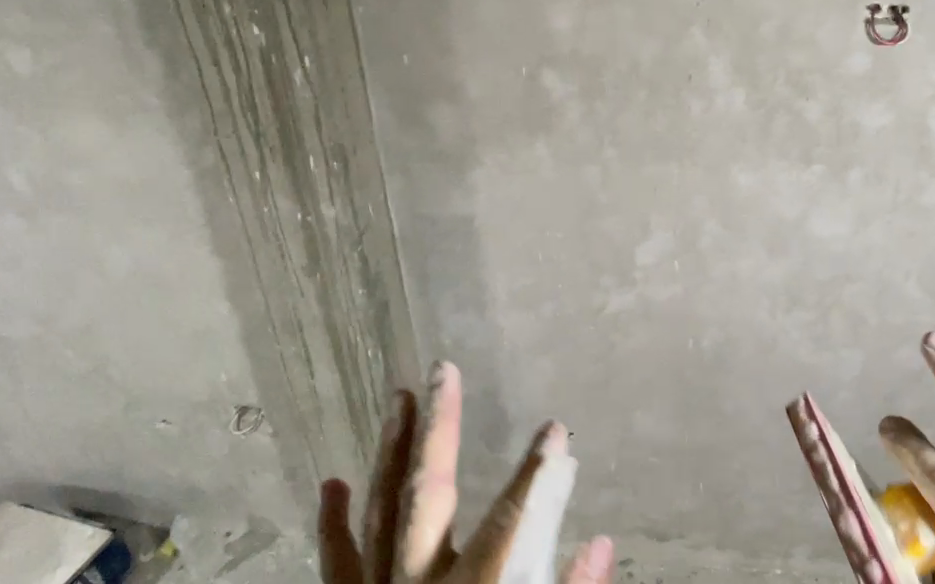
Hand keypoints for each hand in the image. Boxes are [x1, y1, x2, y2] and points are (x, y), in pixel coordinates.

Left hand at [319, 362, 613, 583]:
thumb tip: (601, 545)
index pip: (511, 523)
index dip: (535, 473)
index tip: (556, 428)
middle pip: (427, 494)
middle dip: (438, 429)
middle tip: (443, 370)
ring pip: (379, 512)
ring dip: (390, 451)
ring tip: (398, 398)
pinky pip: (337, 564)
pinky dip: (334, 523)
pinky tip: (333, 482)